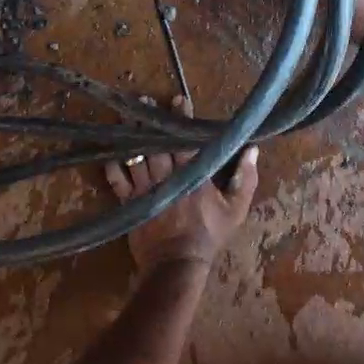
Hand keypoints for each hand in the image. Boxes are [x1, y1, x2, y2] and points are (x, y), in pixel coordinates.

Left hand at [104, 100, 259, 271]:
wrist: (177, 264)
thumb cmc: (209, 234)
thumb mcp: (236, 209)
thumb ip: (245, 178)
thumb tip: (253, 149)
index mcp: (192, 173)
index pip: (185, 139)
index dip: (181, 118)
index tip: (178, 99)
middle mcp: (166, 176)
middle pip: (156, 142)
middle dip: (151, 121)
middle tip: (145, 102)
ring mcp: (146, 189)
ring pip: (136, 155)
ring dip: (131, 135)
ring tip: (127, 115)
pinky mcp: (130, 203)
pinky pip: (117, 180)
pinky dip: (113, 165)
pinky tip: (110, 149)